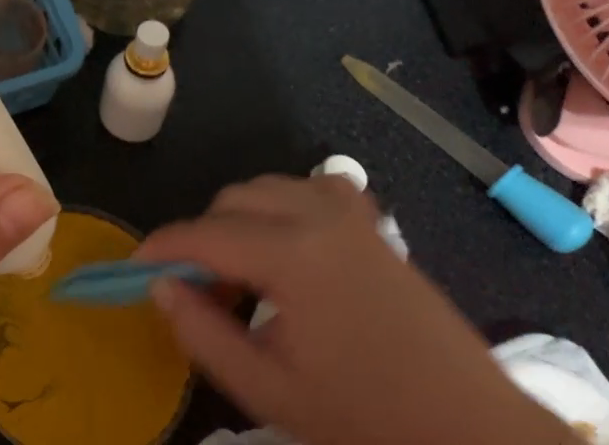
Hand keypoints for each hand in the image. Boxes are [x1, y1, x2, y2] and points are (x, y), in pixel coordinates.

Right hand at [137, 175, 573, 444]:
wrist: (475, 432)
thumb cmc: (368, 417)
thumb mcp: (270, 390)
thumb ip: (203, 333)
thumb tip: (161, 286)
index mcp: (293, 255)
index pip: (203, 234)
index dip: (161, 249)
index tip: (133, 270)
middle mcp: (319, 216)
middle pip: (231, 202)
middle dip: (202, 238)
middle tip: (199, 293)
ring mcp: (352, 216)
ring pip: (267, 188)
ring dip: (240, 220)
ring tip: (242, 277)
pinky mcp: (375, 227)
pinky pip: (313, 190)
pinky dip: (285, 207)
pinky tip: (290, 248)